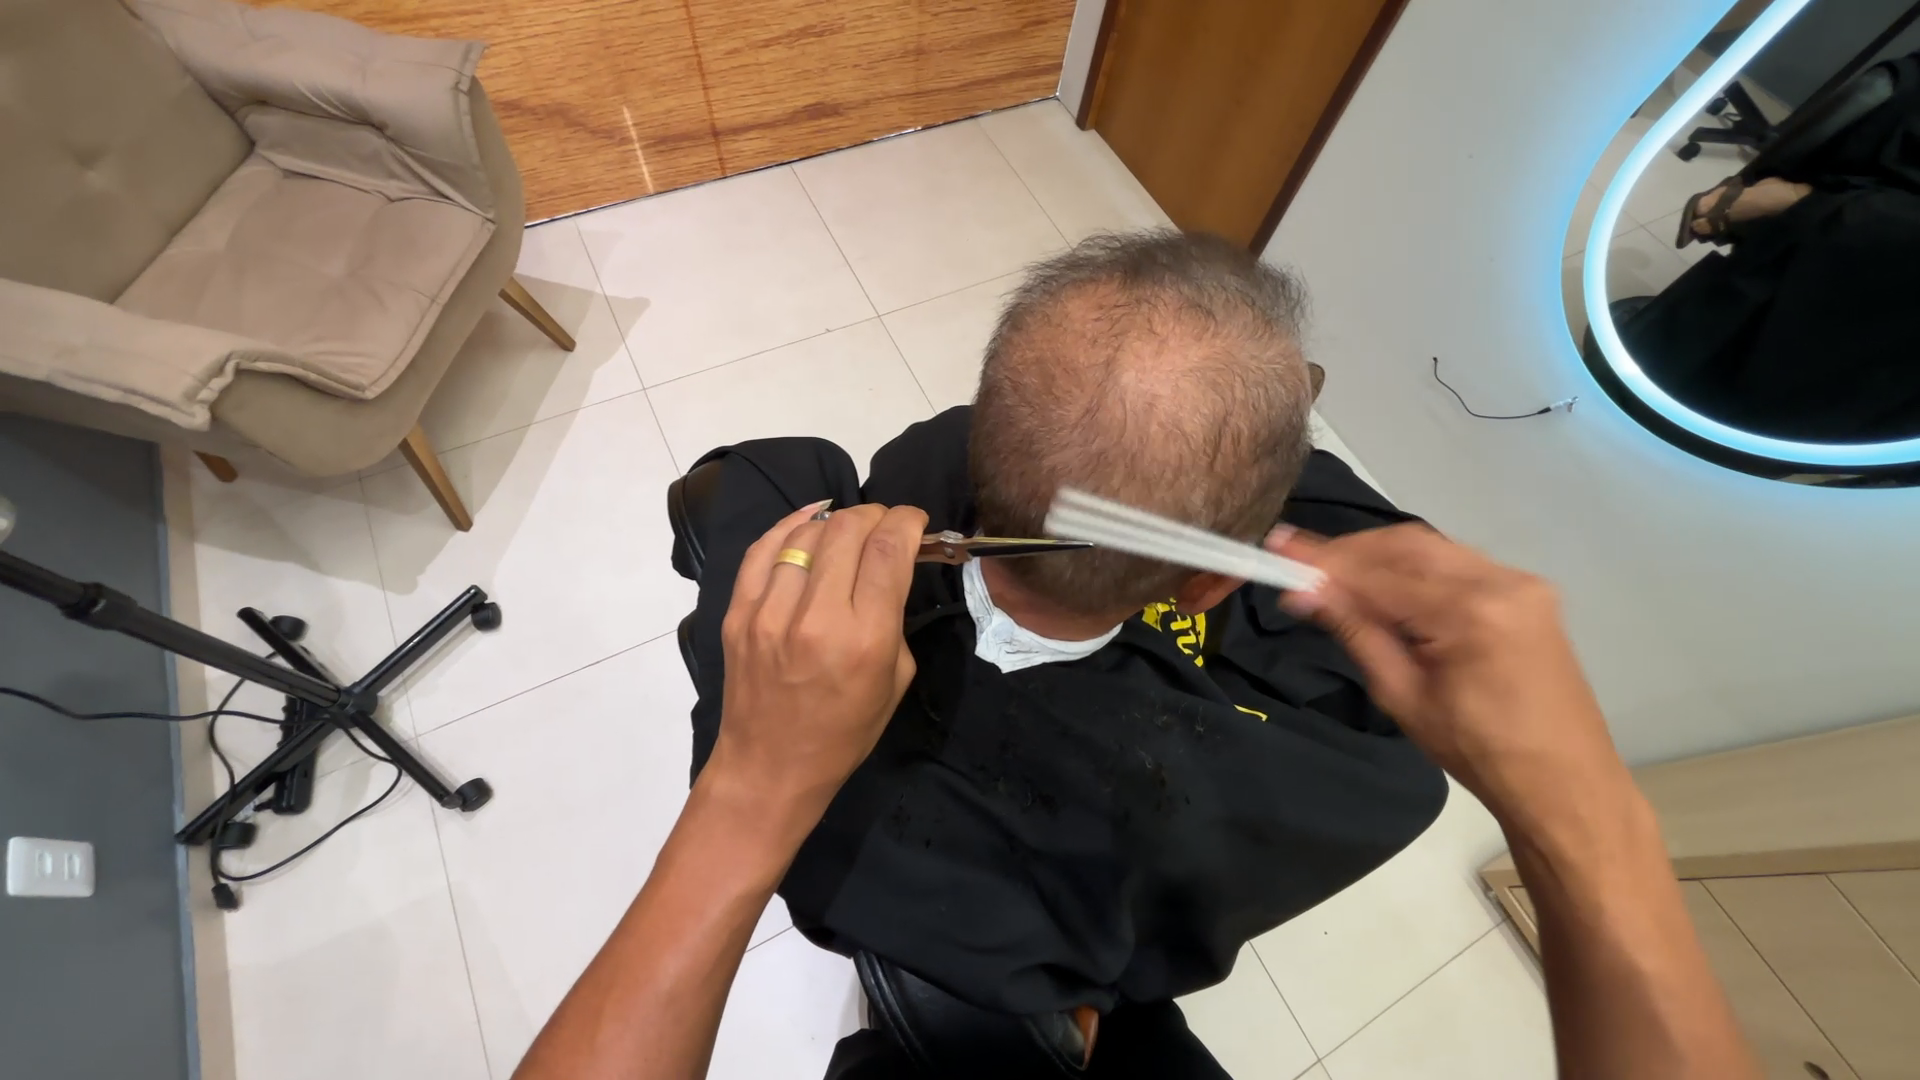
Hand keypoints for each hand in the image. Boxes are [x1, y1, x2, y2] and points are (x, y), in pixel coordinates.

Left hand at [707, 501, 928, 820]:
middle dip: (875, 515)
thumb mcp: (896, 680)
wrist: (770, 766)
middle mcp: (816, 617)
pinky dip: (791, 524)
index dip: (908, 522)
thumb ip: (895, 618)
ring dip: (838, 521)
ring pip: (807, 533)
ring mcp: (769, 612)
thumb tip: (891, 570)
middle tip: (886, 524)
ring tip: (850, 529)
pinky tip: (811, 518)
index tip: (916, 521)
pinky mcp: (737, 612)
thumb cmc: (844, 733)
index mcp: (864, 638)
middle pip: (848, 530)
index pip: (888, 551)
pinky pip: (763, 548)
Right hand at [1271, 524, 1629, 821]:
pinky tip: (1380, 581)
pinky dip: (1409, 564)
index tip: (1276, 549)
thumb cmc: (1475, 749)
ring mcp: (1520, 582)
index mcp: (1471, 613)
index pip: (1378, 575)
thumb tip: (1302, 592)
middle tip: (1297, 557)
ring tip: (1329, 570)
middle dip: (1347, 549)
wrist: (1563, 781)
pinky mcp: (1525, 590)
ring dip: (1375, 554)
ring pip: (1429, 547)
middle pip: (1405, 544)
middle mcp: (1501, 582)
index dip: (1322, 563)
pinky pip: (1453, 561)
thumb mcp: (1399, 693)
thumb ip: (1354, 630)